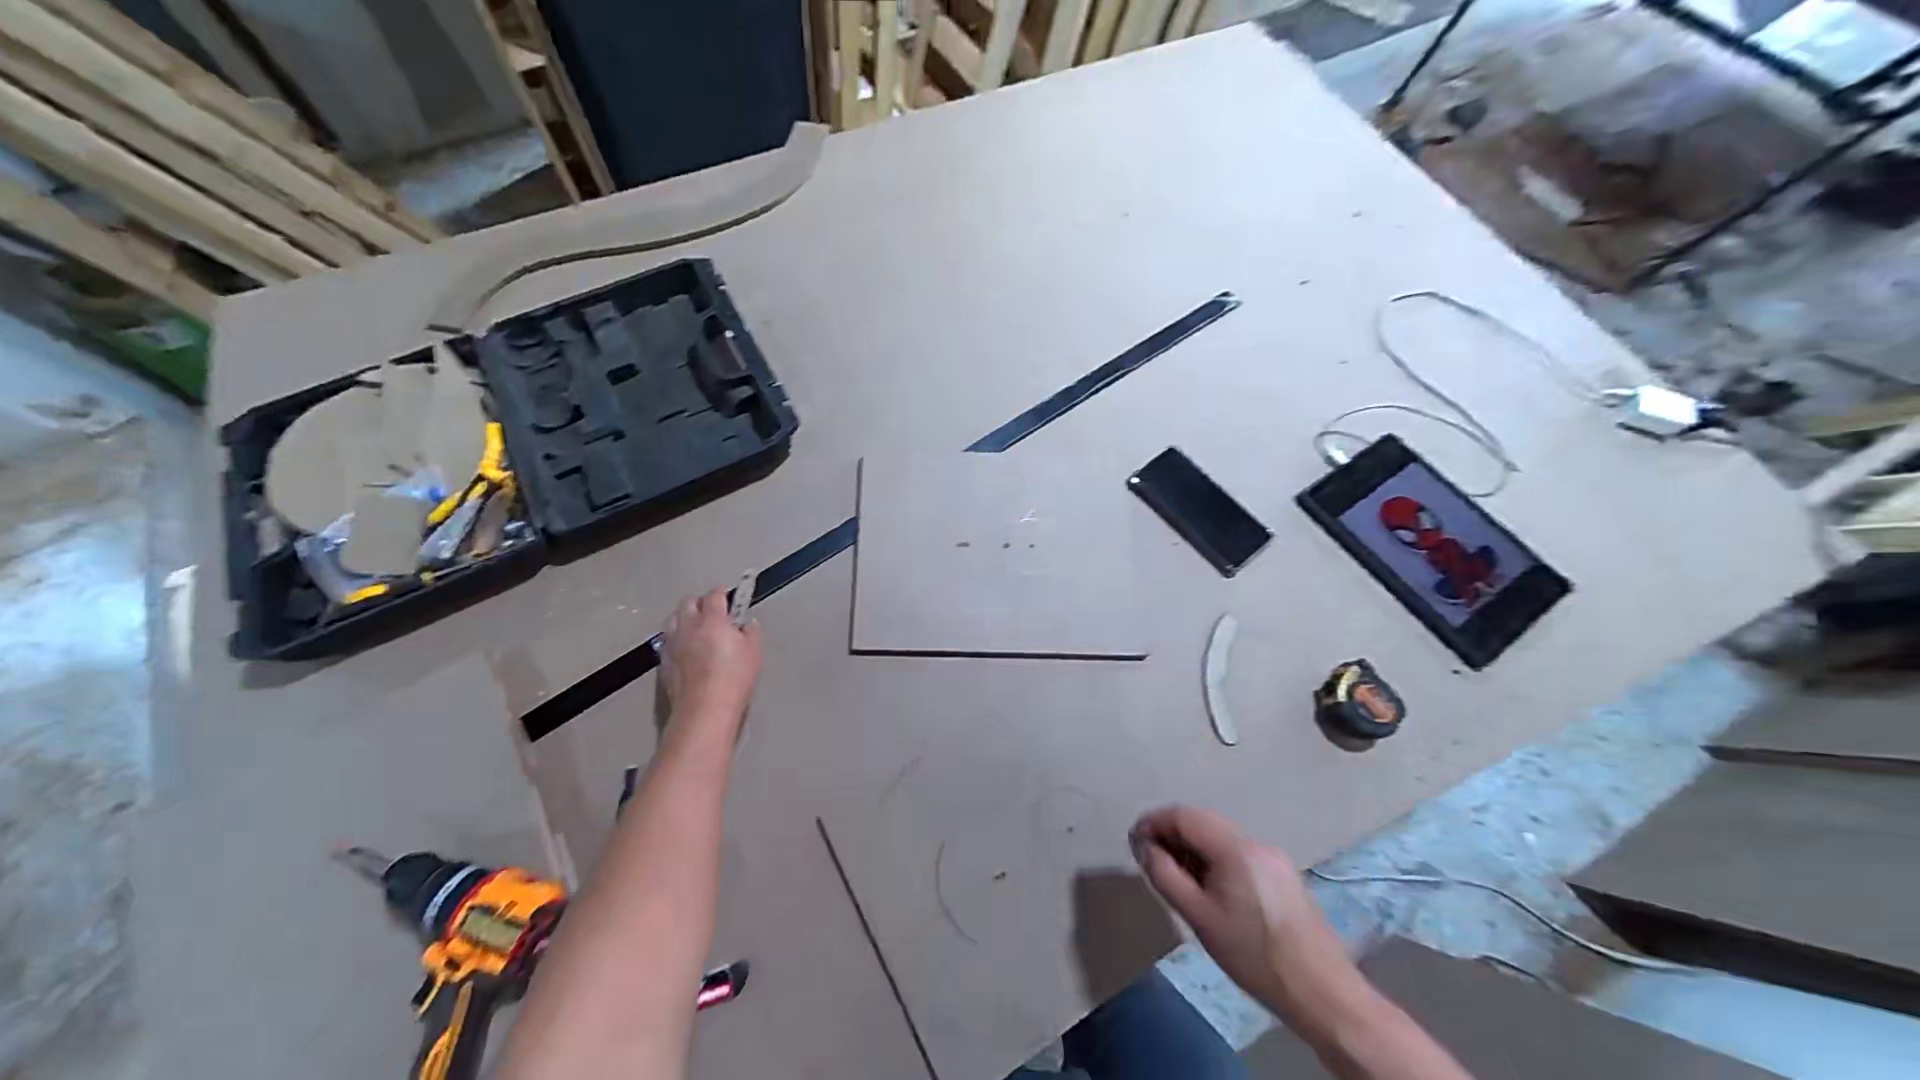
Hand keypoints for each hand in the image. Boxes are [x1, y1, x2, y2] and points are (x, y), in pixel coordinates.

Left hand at [660, 587, 762, 734]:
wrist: (705, 708)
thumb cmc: (734, 678)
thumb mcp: (754, 653)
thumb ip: (751, 633)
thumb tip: (747, 626)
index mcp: (712, 619)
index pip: (714, 594)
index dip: (723, 594)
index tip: (730, 599)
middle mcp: (688, 626)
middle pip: (688, 602)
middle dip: (700, 603)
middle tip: (713, 614)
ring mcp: (673, 643)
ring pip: (673, 619)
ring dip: (684, 618)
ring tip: (696, 629)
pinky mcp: (664, 661)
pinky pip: (667, 640)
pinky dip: (676, 639)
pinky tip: (686, 650)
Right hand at [1130, 805, 1350, 1006]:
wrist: (1321, 992)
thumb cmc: (1253, 955)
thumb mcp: (1199, 917)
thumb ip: (1165, 875)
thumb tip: (1143, 845)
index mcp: (1235, 848)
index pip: (1184, 816)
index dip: (1154, 822)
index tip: (1134, 841)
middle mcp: (1255, 842)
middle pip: (1202, 820)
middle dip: (1171, 832)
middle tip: (1148, 856)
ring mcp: (1272, 856)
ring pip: (1219, 835)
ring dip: (1191, 844)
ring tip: (1172, 872)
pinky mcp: (1281, 873)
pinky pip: (1236, 851)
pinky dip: (1212, 856)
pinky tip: (1205, 883)